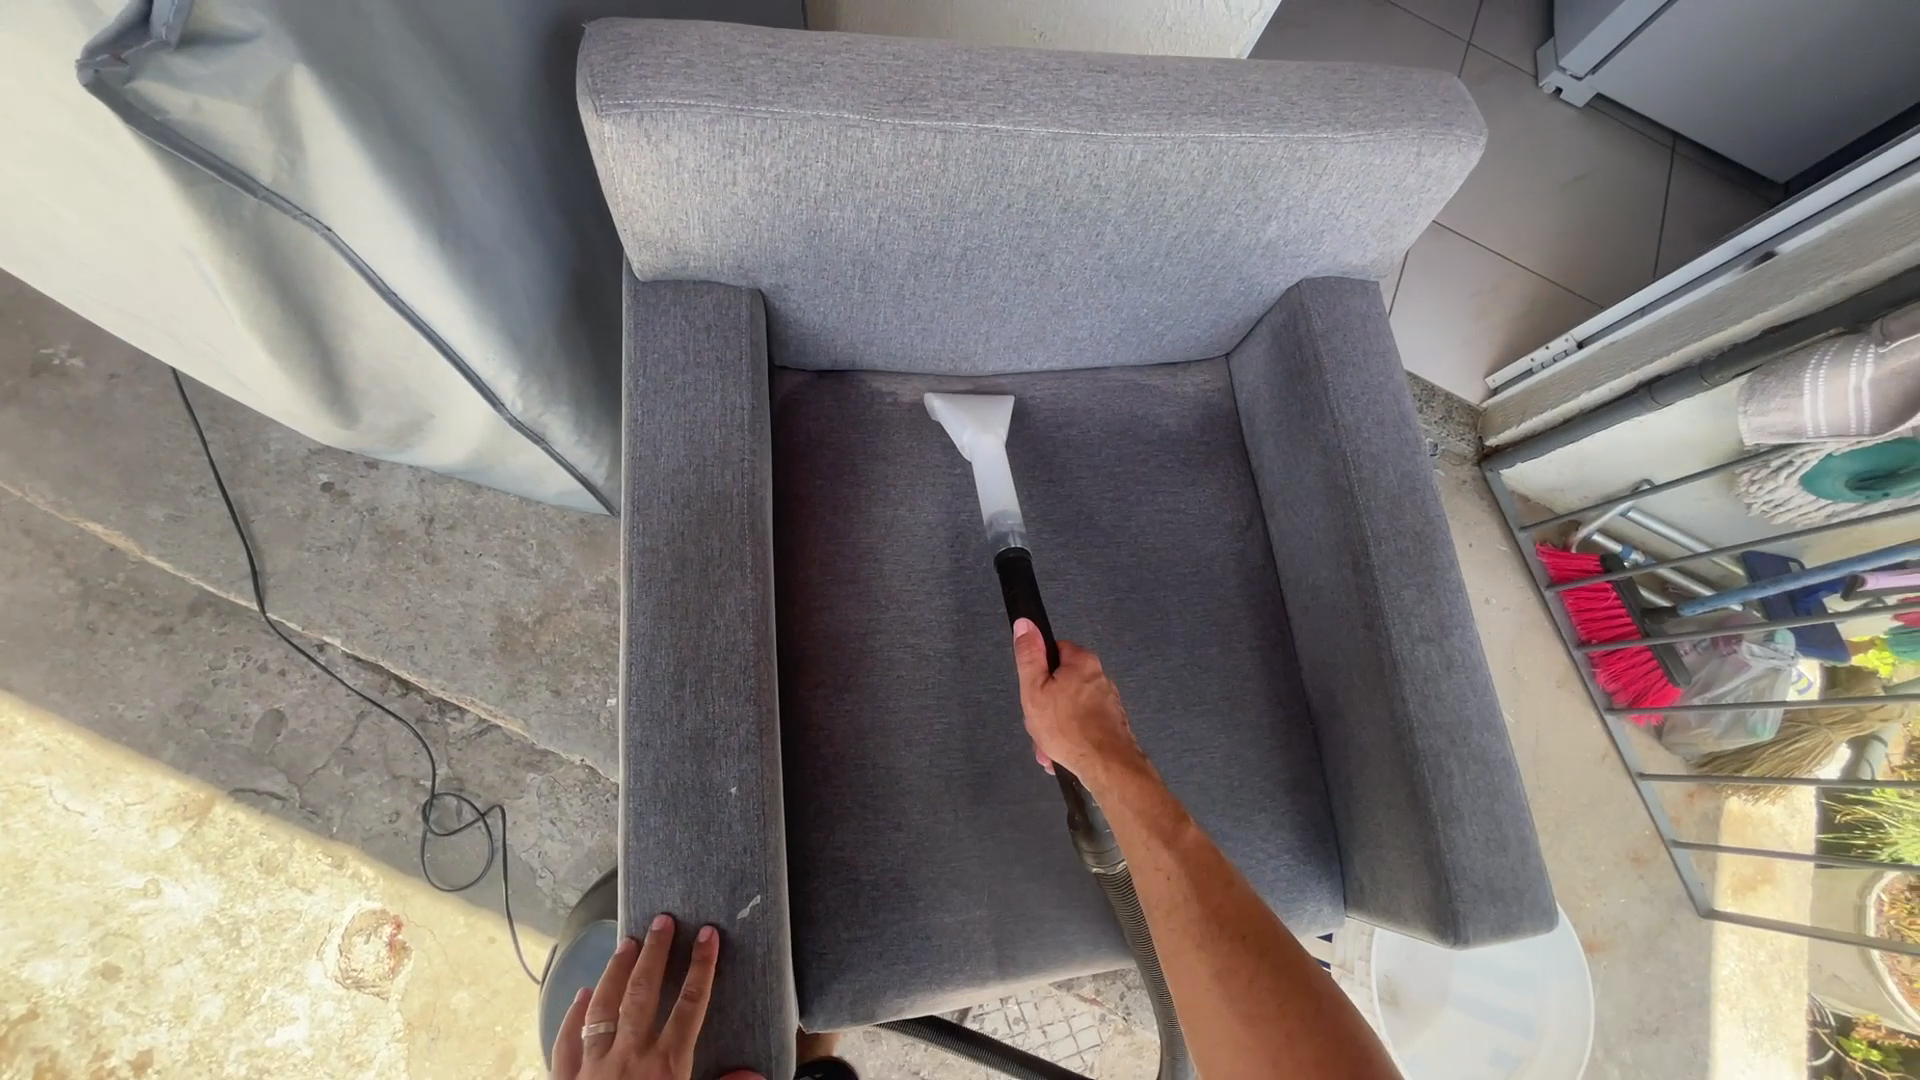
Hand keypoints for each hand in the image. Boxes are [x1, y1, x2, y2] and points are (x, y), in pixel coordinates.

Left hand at [550, 914, 761, 1079]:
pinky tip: (581, 995)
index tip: (709, 933)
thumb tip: (754, 1074)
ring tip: (627, 942)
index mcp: (666, 1067)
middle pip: (645, 993)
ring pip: (604, 1008)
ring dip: (617, 972)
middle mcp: (629, 1059)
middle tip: (663, 920)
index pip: (691, 1004)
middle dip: (656, 953)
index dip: (702, 966)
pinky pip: (566, 1044)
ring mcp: (592, 1071)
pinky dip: (573, 1016)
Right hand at [1010, 618, 1149, 790]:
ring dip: (1055, 728)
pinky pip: (1082, 725)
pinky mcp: (1111, 723)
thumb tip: (1024, 625)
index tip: (1034, 690)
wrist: (1106, 766)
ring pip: (1069, 709)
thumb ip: (1028, 655)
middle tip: (1039, 723)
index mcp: (1082, 661)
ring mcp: (1107, 702)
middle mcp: (1099, 677)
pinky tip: (1062, 754)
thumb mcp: (1035, 689)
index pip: (1053, 652)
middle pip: (1061, 684)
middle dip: (1046, 707)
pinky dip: (1070, 738)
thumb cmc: (1069, 729)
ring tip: (1049, 746)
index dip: (1038, 672)